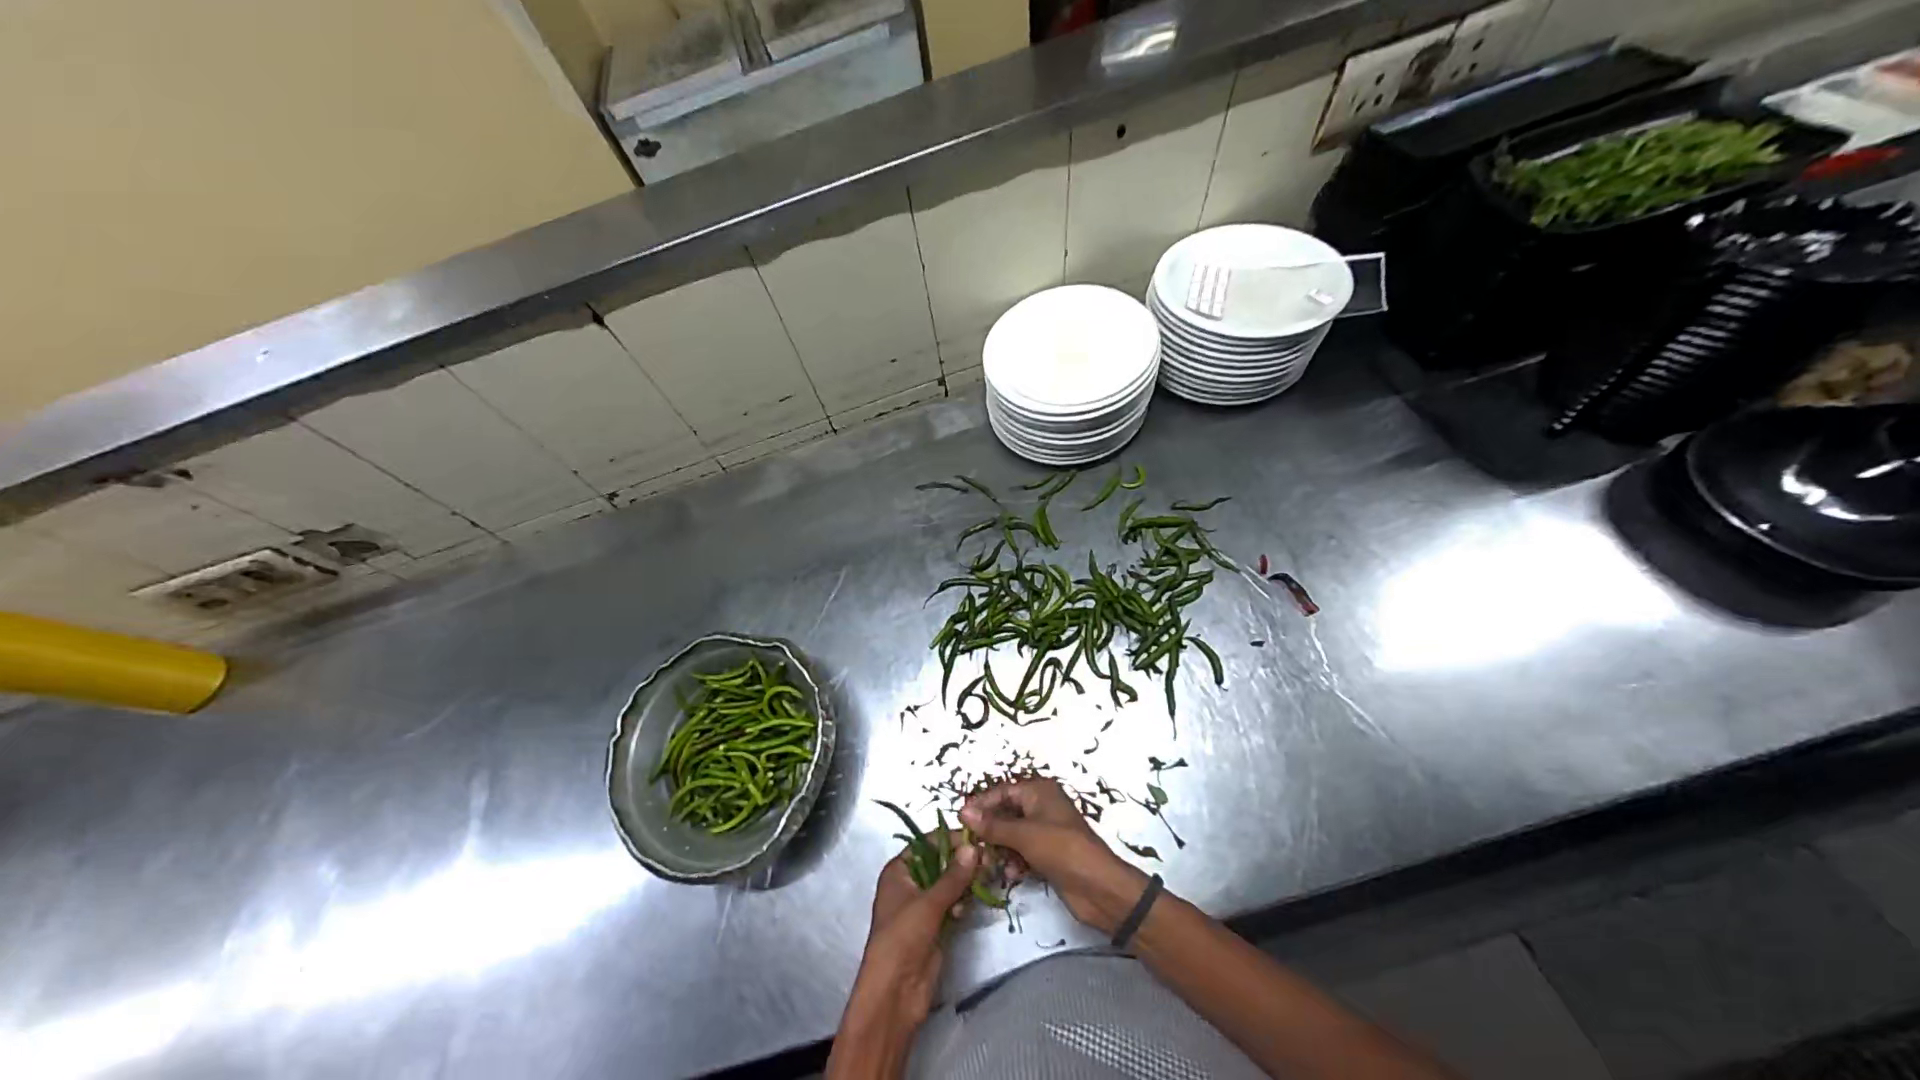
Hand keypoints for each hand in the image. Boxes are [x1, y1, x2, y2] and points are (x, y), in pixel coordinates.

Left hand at [829, 838, 978, 1079]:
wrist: (894, 992)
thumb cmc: (902, 938)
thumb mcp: (928, 903)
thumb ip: (953, 876)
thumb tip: (973, 847)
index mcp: (898, 871)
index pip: (926, 844)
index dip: (949, 839)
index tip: (976, 837)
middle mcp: (909, 884)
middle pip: (940, 863)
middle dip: (962, 862)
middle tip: (988, 860)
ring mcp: (923, 906)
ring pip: (949, 885)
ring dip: (965, 882)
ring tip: (985, 879)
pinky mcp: (935, 926)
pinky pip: (953, 904)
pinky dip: (963, 901)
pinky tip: (972, 903)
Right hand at [961, 779, 1149, 935]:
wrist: (1097, 887)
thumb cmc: (1061, 849)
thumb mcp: (1024, 835)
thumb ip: (992, 825)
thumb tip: (963, 812)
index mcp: (1039, 791)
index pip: (1002, 791)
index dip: (981, 805)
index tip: (960, 821)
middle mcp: (1041, 806)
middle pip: (1005, 813)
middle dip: (989, 831)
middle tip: (972, 847)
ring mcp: (1045, 831)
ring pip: (1011, 834)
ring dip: (1000, 849)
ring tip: (989, 864)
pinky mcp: (1047, 854)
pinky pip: (1021, 851)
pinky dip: (1014, 861)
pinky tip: (1011, 874)